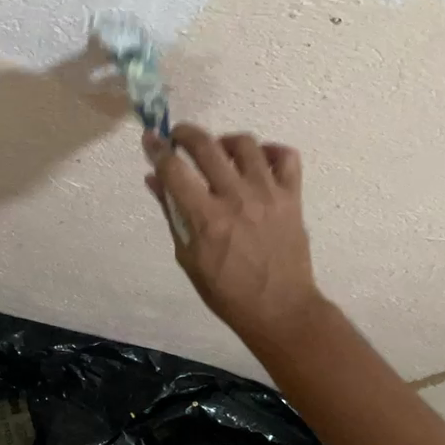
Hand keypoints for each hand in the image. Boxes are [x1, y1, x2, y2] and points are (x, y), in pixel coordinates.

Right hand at [146, 123, 324, 346]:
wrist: (281, 310)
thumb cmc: (227, 291)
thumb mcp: (188, 257)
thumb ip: (172, 213)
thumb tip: (153, 179)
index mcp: (207, 218)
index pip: (174, 169)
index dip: (157, 149)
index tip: (151, 139)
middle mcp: (236, 199)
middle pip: (206, 146)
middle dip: (185, 134)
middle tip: (179, 137)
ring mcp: (268, 195)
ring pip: (246, 144)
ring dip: (225, 141)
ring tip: (220, 152)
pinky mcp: (292, 198)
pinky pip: (287, 157)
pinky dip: (271, 152)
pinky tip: (258, 162)